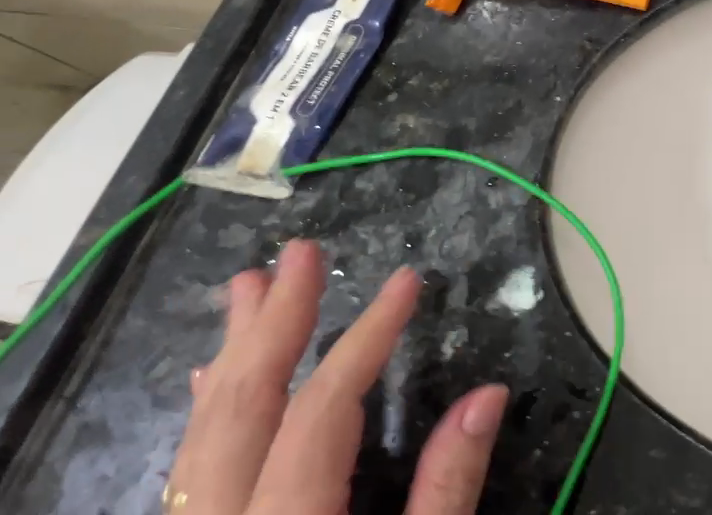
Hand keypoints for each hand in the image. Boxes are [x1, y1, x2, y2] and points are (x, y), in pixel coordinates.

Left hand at [166, 239, 509, 514]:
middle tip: (298, 254)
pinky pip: (191, 463)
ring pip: (198, 434)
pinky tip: (219, 379)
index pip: (322, 410)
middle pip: (239, 409)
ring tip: (247, 290)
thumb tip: (486, 395)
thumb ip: (445, 490)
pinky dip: (212, 407)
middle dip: (273, 323)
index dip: (366, 338)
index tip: (407, 280)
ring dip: (231, 353)